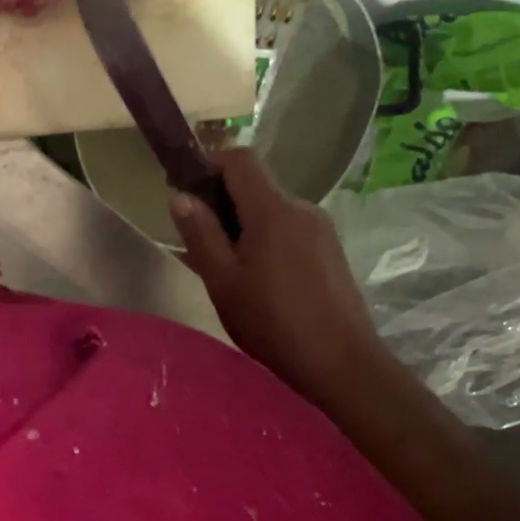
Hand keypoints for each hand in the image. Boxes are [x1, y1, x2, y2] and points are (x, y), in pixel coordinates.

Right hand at [170, 150, 392, 399]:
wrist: (340, 360)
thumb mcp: (222, 280)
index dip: (208, 163)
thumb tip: (180, 196)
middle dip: (220, 201)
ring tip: (222, 266)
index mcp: (273, 210)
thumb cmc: (271, 321)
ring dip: (241, 224)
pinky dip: (262, 239)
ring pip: (270, 209)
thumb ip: (201, 234)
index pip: (240, 160)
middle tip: (195, 240)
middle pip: (254, 185)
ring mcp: (320, 228)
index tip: (183, 189)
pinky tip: (253, 277)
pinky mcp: (329, 248)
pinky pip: (287, 228)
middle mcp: (301, 208)